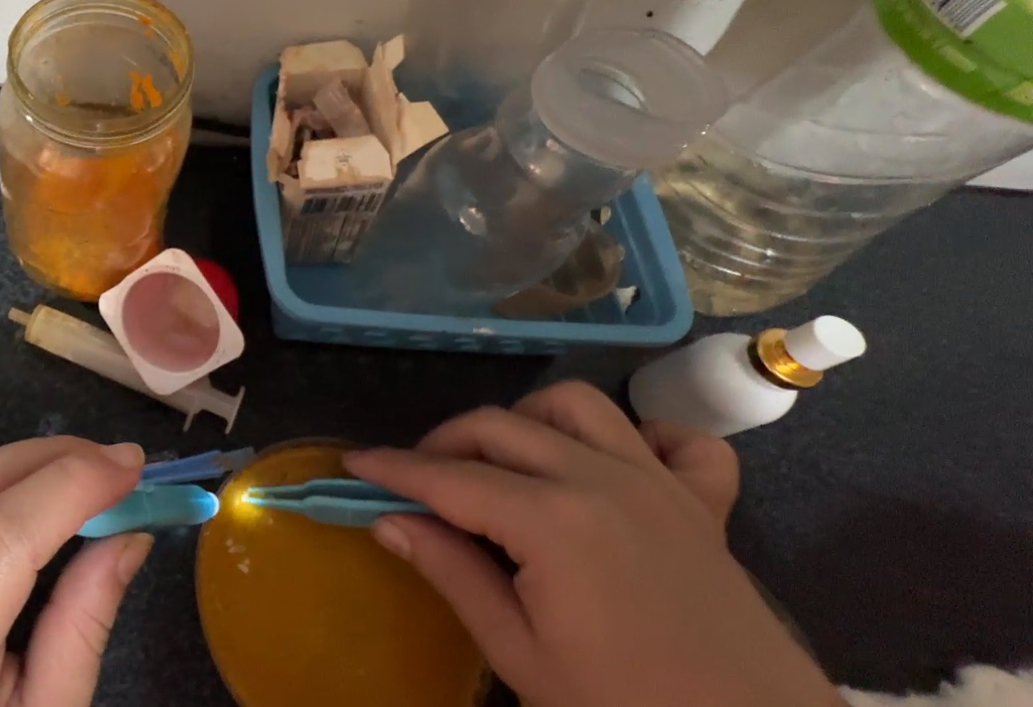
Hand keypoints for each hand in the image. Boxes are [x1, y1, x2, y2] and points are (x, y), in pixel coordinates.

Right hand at [346, 381, 844, 706]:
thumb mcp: (519, 652)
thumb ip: (451, 572)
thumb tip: (388, 519)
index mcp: (550, 519)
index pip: (448, 477)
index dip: (393, 468)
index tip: (354, 465)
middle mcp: (600, 478)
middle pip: (498, 426)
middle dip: (444, 443)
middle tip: (418, 483)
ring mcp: (658, 483)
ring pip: (574, 407)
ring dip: (526, 421)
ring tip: (505, 464)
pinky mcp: (704, 504)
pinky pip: (678, 441)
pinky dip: (641, 438)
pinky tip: (615, 468)